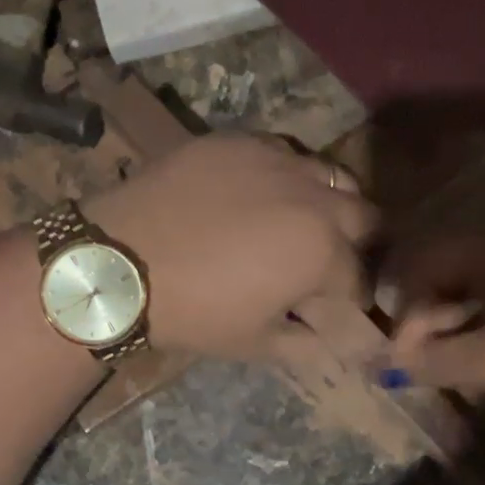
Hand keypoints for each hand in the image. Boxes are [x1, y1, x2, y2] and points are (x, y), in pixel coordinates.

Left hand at [82, 134, 373, 361]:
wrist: (119, 262)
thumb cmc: (193, 312)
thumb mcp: (254, 343)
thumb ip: (306, 343)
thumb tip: (331, 342)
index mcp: (323, 251)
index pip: (360, 278)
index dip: (355, 301)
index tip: (339, 310)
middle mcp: (313, 197)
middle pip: (364, 217)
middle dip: (358, 245)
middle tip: (329, 265)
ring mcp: (276, 160)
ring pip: (330, 176)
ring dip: (328, 205)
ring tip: (299, 226)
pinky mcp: (239, 141)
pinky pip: (283, 154)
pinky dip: (285, 178)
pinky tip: (259, 198)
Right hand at [382, 197, 484, 412]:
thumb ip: (436, 359)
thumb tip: (394, 361)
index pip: (423, 261)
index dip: (407, 313)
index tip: (406, 359)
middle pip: (450, 253)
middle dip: (432, 306)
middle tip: (433, 352)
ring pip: (481, 259)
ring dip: (462, 303)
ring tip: (464, 347)